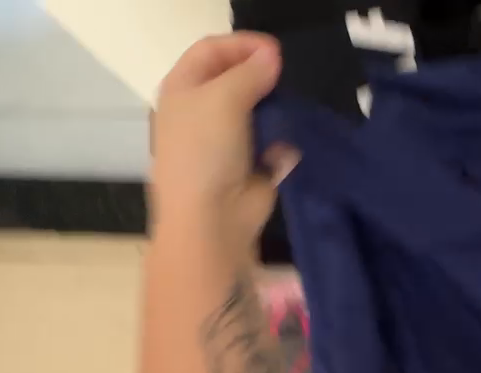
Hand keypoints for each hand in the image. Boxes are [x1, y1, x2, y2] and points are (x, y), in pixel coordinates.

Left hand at [150, 33, 297, 239]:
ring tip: (297, 107)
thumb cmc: (205, 151)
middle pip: (236, 82)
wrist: (211, 218)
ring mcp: (228, 143)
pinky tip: (293, 144)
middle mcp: (204, 113)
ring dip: (276, 112)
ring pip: (257, 116)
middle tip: (290, 79)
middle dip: (262, 78)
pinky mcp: (252, 170)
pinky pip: (273, 150)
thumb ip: (250, 74)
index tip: (277, 51)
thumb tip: (273, 56)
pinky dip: (283, 146)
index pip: (213, 52)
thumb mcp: (224, 99)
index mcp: (184, 89)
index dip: (242, 46)